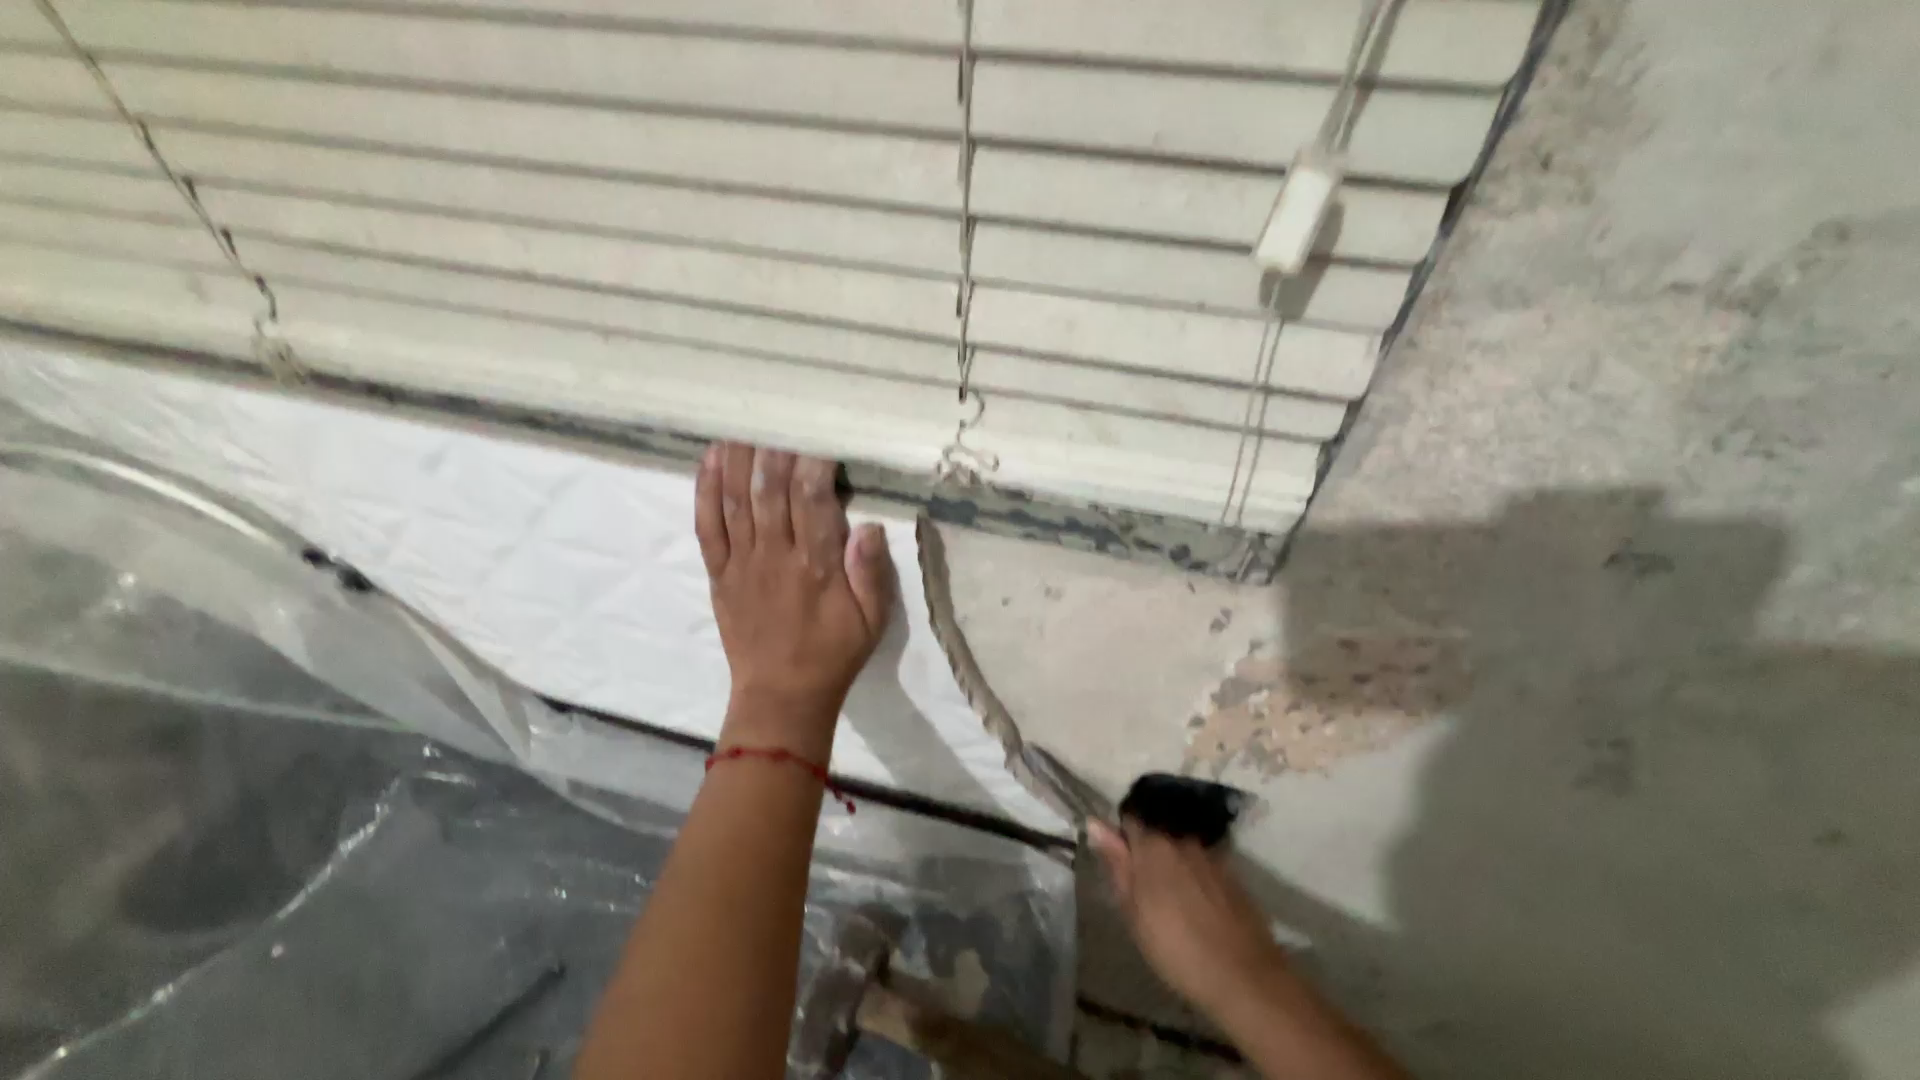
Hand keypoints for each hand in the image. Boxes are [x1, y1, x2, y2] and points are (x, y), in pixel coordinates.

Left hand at [696, 444, 895, 744]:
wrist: (781, 695)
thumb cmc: (834, 653)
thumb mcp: (872, 621)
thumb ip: (870, 574)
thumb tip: (870, 526)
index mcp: (816, 566)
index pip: (812, 499)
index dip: (814, 460)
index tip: (820, 432)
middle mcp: (775, 557)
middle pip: (770, 490)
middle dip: (775, 447)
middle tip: (781, 413)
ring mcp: (742, 563)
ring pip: (736, 500)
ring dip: (739, 457)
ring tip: (745, 419)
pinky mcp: (720, 573)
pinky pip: (708, 526)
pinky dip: (706, 490)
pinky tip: (712, 458)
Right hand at [1089, 819, 1287, 1014]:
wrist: (1243, 976)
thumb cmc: (1175, 948)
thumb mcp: (1133, 911)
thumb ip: (1116, 864)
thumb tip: (1095, 823)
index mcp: (1153, 846)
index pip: (1130, 819)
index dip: (1121, 836)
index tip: (1118, 861)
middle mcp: (1183, 841)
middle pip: (1158, 833)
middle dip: (1147, 851)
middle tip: (1142, 888)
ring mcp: (1212, 856)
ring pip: (1182, 850)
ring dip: (1173, 864)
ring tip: (1171, 900)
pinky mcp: (1233, 874)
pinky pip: (1204, 865)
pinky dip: (1195, 878)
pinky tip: (1197, 907)